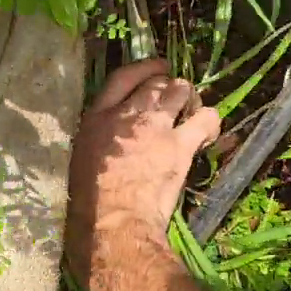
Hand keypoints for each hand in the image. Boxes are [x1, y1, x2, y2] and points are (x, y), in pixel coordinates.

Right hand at [65, 59, 220, 290]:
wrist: (113, 223)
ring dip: (189, 98)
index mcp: (96, 118)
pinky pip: (206, 119)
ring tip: (192, 111)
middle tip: (176, 101)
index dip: (145, 68)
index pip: (122, 77)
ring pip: (181, 91)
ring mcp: (155, 127)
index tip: (158, 68)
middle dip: (169, 87)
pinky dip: (210, 122)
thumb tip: (110, 143)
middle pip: (156, 83)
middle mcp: (126, 115)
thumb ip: (99, 142)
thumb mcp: (81, 161)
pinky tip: (207, 132)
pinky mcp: (180, 146)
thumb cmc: (88, 203)